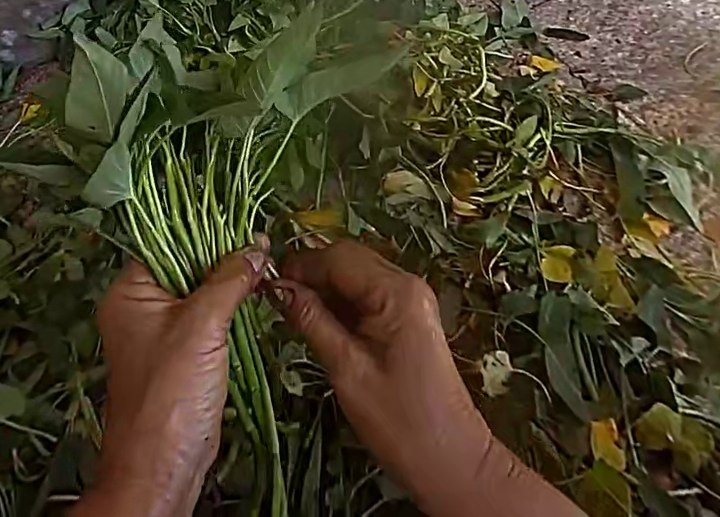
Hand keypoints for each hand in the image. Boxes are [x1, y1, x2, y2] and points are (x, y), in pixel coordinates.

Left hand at [75, 245, 270, 516]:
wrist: (162, 471)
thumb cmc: (171, 393)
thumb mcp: (202, 325)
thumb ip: (230, 279)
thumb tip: (256, 246)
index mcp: (130, 291)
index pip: (167, 242)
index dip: (205, 230)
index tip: (241, 222)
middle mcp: (140, 305)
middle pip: (186, 265)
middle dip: (223, 256)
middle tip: (260, 244)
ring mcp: (160, 330)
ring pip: (199, 290)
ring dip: (230, 281)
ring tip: (264, 263)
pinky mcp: (180, 352)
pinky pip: (205, 316)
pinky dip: (228, 306)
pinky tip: (254, 293)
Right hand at [272, 242, 577, 516]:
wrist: (452, 461)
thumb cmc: (398, 421)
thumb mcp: (347, 370)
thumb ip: (312, 320)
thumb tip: (277, 287)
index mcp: (395, 291)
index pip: (339, 257)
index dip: (301, 265)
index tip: (268, 281)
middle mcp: (405, 282)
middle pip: (348, 258)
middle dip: (312, 271)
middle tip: (278, 294)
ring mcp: (409, 296)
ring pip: (356, 272)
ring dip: (324, 285)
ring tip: (293, 306)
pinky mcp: (408, 312)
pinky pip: (366, 291)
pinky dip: (341, 299)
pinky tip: (319, 316)